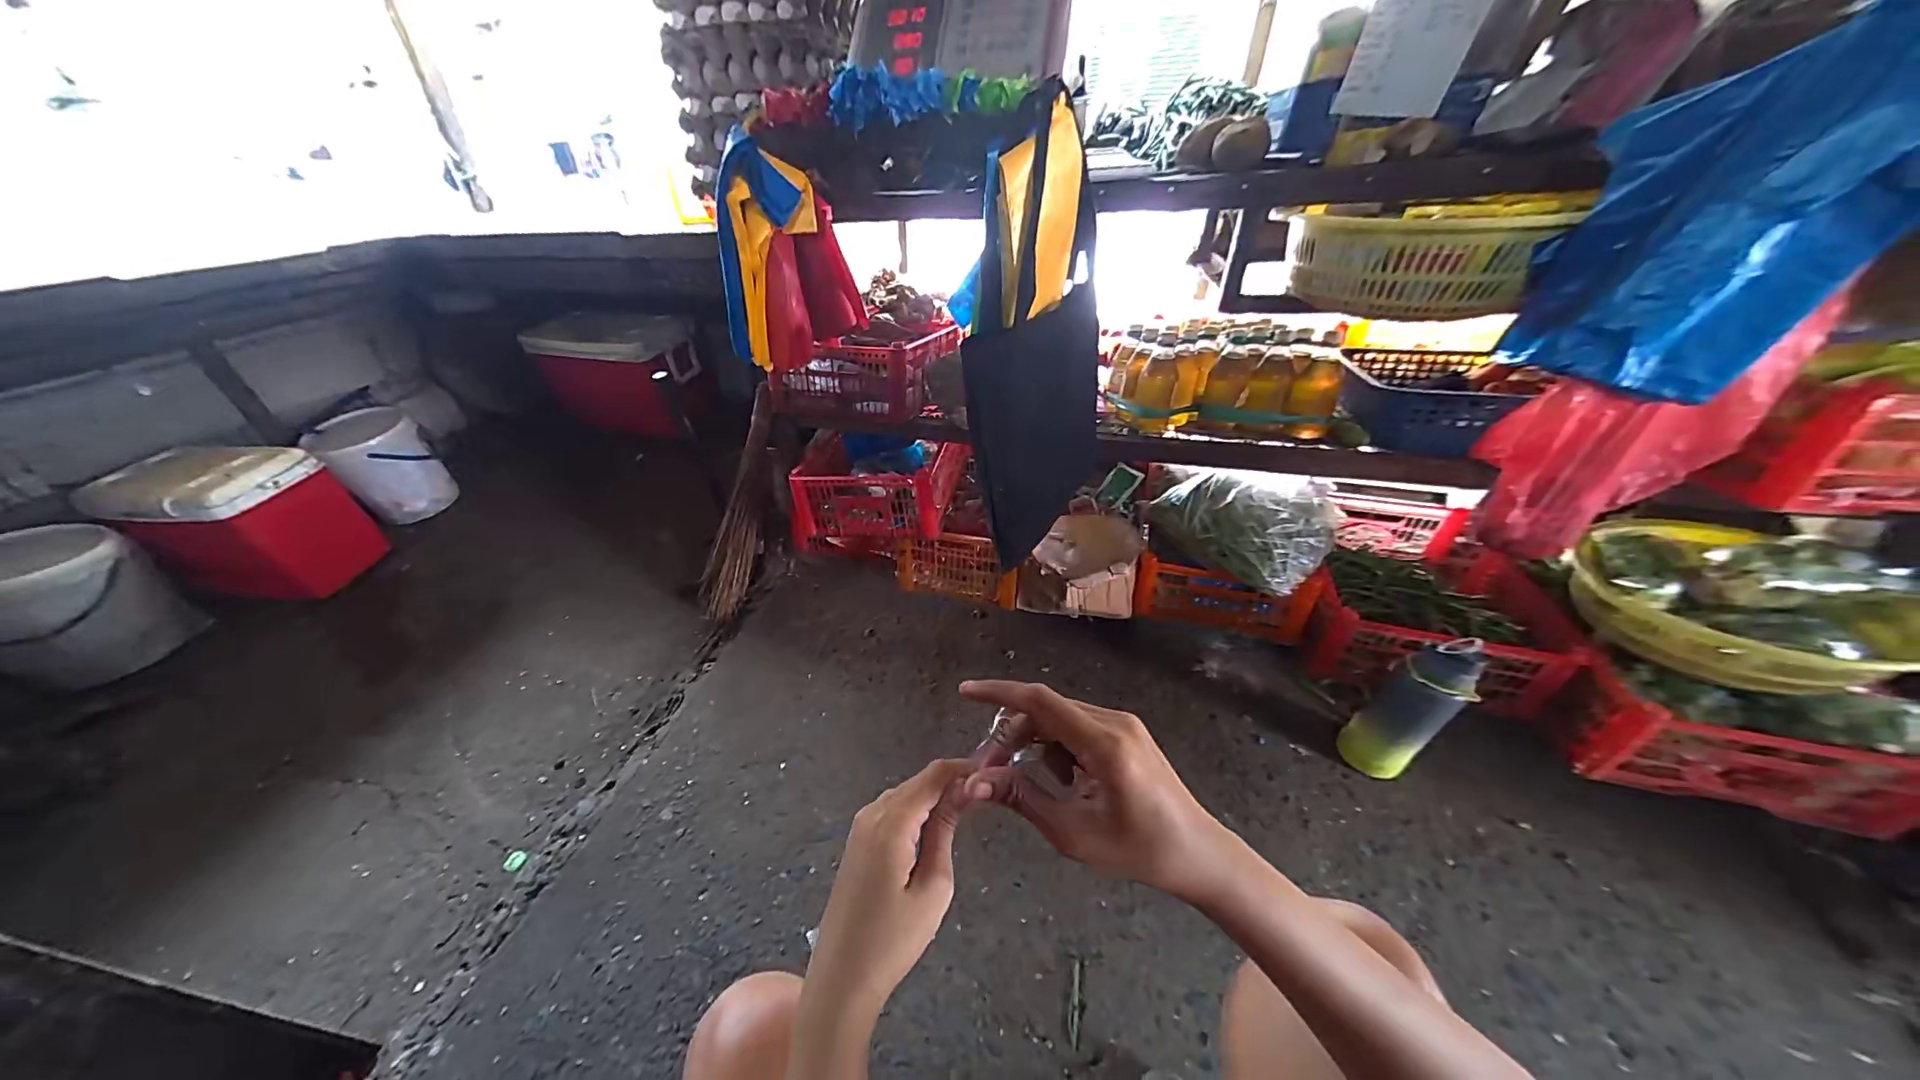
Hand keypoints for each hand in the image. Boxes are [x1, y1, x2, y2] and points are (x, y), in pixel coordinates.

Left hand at [804, 758, 976, 1015]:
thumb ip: (945, 832)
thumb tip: (962, 793)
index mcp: (890, 822)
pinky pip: (892, 812)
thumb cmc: (893, 940)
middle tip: (985, 792)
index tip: (993, 772)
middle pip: (918, 782)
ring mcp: (859, 828)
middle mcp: (871, 815)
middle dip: (951, 781)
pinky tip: (934, 827)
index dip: (963, 768)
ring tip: (966, 808)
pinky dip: (916, 810)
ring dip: (934, 795)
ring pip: (905, 795)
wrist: (841, 978)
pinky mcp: (857, 843)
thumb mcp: (934, 887)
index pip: (933, 776)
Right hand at [961, 680, 1245, 903]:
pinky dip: (1059, 747)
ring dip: (1037, 745)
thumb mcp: (1073, 833)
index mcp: (1105, 745)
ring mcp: (1124, 724)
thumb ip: (1022, 800)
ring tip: (1044, 787)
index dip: (999, 693)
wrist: (1198, 852)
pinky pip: (1078, 725)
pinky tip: (1068, 781)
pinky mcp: (1126, 731)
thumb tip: (975, 782)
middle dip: (1013, 736)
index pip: (1041, 702)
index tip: (966, 693)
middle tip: (993, 773)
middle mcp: (1115, 722)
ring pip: (1060, 718)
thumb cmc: (1139, 851)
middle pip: (1045, 710)